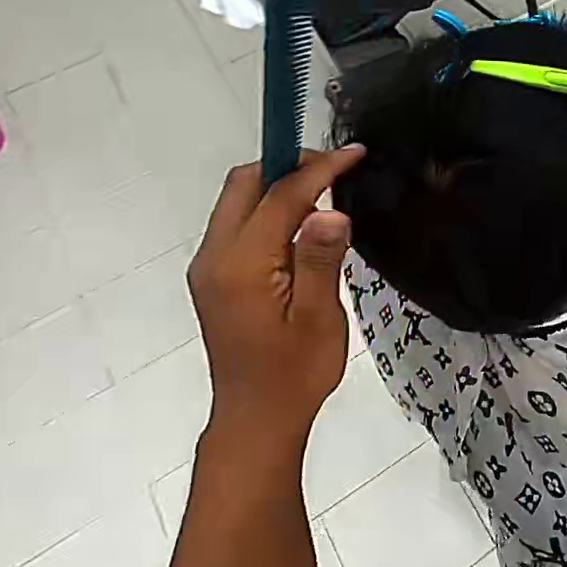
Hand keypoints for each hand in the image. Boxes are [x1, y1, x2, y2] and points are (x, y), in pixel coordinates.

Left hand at [188, 146, 366, 441]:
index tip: (355, 153)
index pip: (279, 198)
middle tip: (339, 169)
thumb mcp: (319, 316)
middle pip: (244, 187)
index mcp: (240, 265)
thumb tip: (330, 210)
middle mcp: (214, 257)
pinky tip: (305, 225)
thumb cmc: (297, 369)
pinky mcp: (217, 277)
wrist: (259, 413)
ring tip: (329, 192)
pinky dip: (273, 210)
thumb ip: (321, 260)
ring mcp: (211, 267)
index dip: (318, 169)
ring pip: (239, 203)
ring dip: (280, 187)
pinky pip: (241, 225)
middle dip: (289, 166)